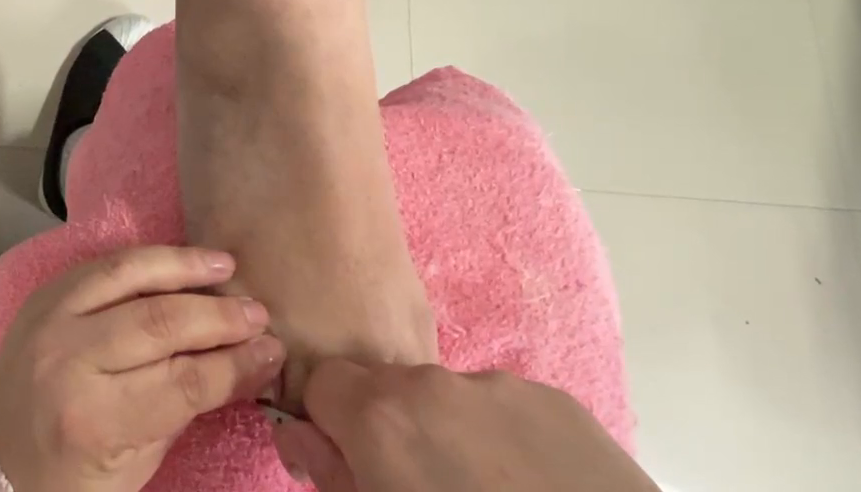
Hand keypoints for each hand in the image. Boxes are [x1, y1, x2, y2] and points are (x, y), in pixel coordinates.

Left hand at [0, 246, 285, 491]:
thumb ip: (187, 407)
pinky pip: (101, 265)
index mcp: (95, 420)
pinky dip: (144, 259)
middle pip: (160, 323)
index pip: (183, 382)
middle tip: (258, 310)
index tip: (272, 350)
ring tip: (224, 265)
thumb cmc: (70, 475)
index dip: (236, 364)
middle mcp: (71, 361)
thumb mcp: (136, 463)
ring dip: (183, 267)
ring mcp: (52, 320)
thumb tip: (250, 363)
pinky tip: (176, 259)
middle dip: (218, 315)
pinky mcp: (43, 295)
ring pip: (128, 277)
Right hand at [271, 359, 657, 491]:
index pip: (323, 383)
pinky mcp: (561, 402)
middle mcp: (435, 382)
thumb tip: (300, 433)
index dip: (331, 426)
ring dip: (451, 436)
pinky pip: (507, 409)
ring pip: (449, 398)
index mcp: (381, 416)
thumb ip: (330, 477)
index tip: (355, 466)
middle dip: (392, 430)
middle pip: (386, 387)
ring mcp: (503, 387)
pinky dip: (506, 442)